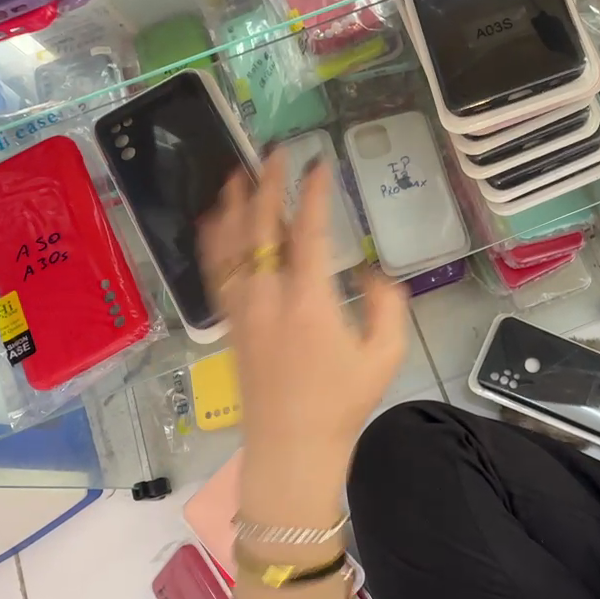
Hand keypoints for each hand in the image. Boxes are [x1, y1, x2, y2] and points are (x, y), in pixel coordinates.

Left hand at [193, 148, 409, 524]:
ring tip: (235, 172)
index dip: (313, 193)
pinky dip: (213, 240)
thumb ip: (386, 305)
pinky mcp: (230, 324)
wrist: (292, 447)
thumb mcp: (385, 354)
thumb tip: (372, 271)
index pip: (307, 232)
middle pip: (259, 227)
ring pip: (228, 245)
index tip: (319, 164)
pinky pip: (215, 271)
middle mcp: (268, 296)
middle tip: (273, 152)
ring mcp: (242, 309)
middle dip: (265, 184)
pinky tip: (213, 222)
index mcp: (309, 301)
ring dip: (232, 204)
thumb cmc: (343, 402)